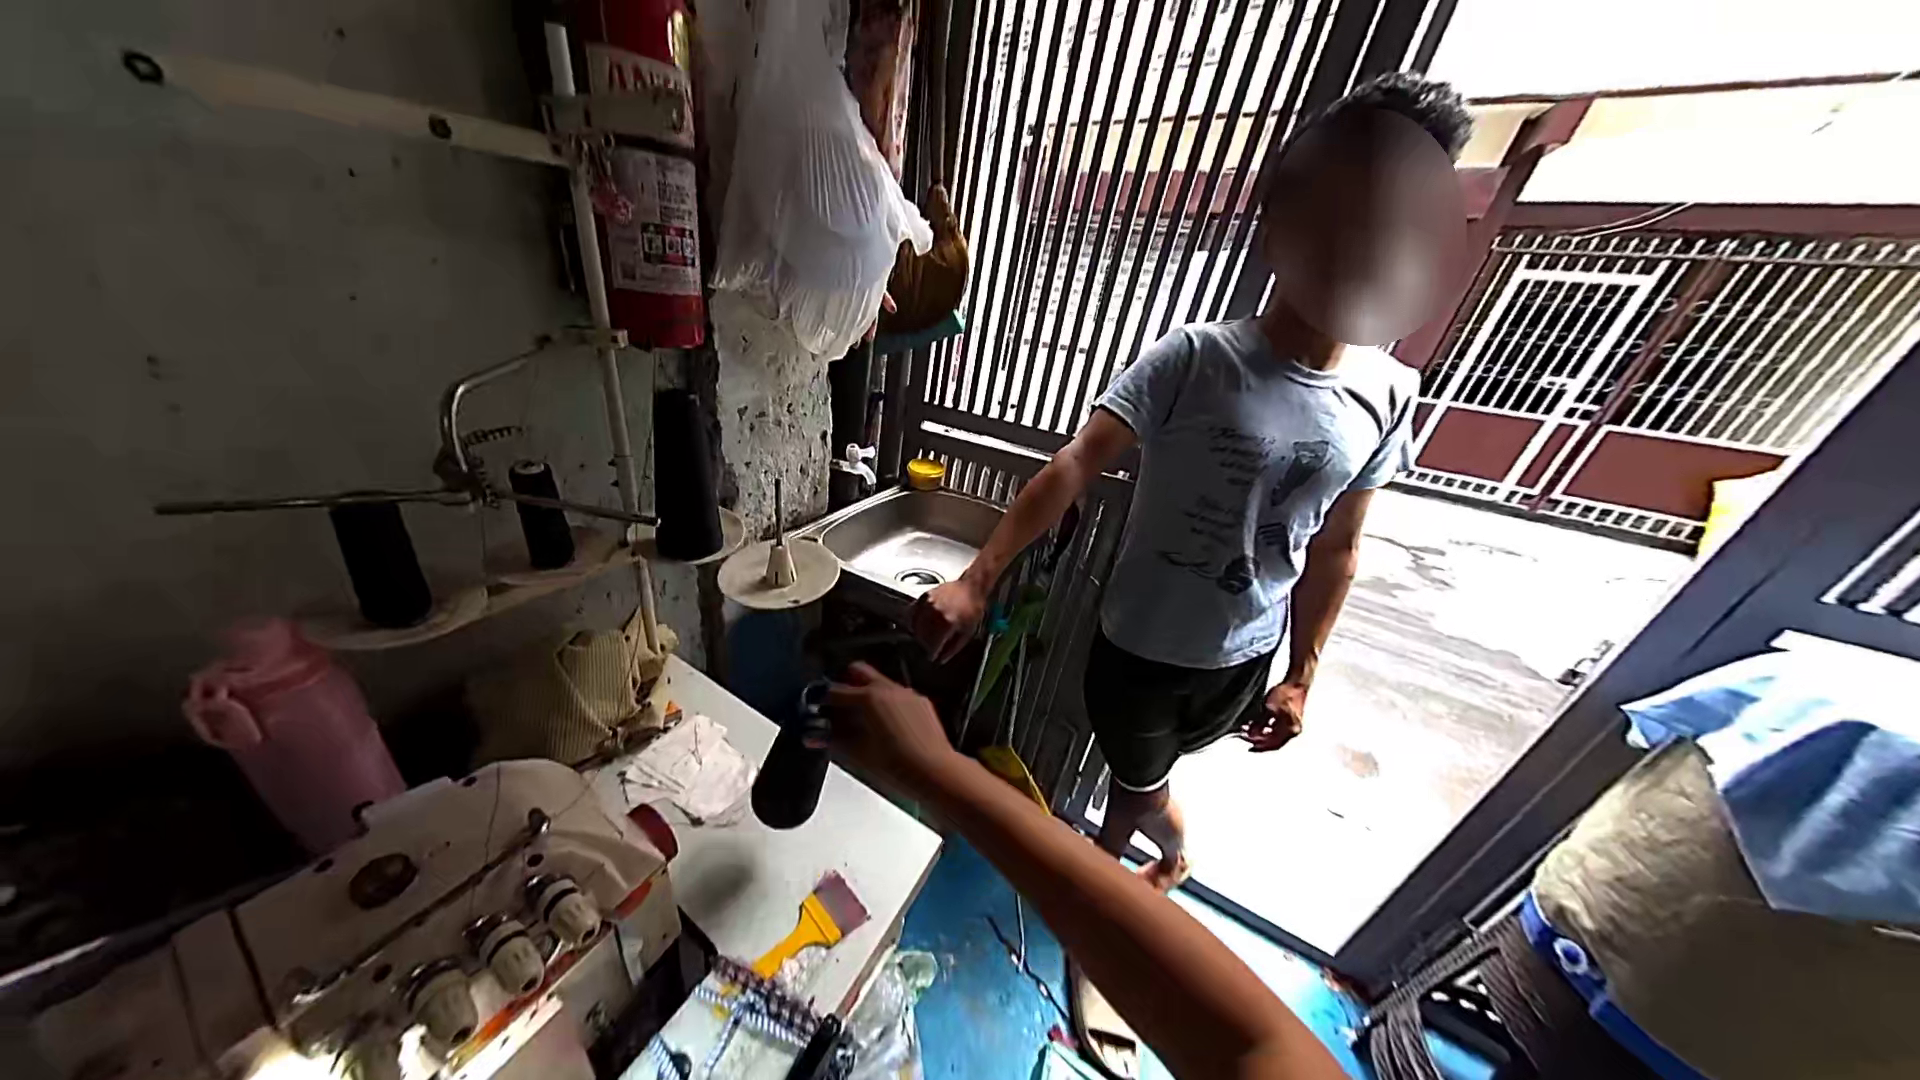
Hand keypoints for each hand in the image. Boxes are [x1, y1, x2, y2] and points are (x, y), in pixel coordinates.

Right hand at [826, 662, 962, 790]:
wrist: (934, 771)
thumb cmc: (897, 765)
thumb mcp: (857, 753)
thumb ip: (833, 739)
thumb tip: (816, 735)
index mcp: (869, 697)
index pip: (835, 691)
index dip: (821, 699)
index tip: (816, 708)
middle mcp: (889, 689)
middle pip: (858, 672)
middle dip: (845, 685)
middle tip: (836, 706)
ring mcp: (907, 694)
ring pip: (880, 683)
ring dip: (867, 694)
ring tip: (860, 720)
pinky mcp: (920, 703)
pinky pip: (897, 695)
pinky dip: (886, 704)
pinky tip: (884, 726)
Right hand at [910, 579, 987, 662]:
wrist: (971, 587)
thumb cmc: (972, 609)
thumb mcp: (968, 632)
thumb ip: (954, 648)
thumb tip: (942, 659)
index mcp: (947, 622)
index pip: (932, 645)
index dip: (932, 653)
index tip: (932, 656)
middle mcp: (935, 612)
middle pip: (922, 636)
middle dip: (925, 644)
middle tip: (930, 647)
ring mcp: (928, 603)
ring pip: (915, 625)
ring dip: (919, 634)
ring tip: (925, 637)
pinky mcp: (924, 597)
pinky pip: (913, 612)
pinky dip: (914, 621)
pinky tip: (919, 625)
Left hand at [1239, 681, 1307, 751]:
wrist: (1295, 683)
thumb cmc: (1286, 694)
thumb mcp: (1270, 708)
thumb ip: (1261, 723)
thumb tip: (1252, 734)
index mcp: (1291, 730)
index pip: (1274, 744)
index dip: (1261, 747)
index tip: (1249, 747)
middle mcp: (1292, 730)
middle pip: (1273, 740)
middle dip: (1258, 739)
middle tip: (1244, 736)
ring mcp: (1290, 725)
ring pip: (1272, 734)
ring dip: (1259, 733)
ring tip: (1246, 730)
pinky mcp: (1287, 719)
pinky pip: (1274, 727)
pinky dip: (1263, 727)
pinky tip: (1253, 724)